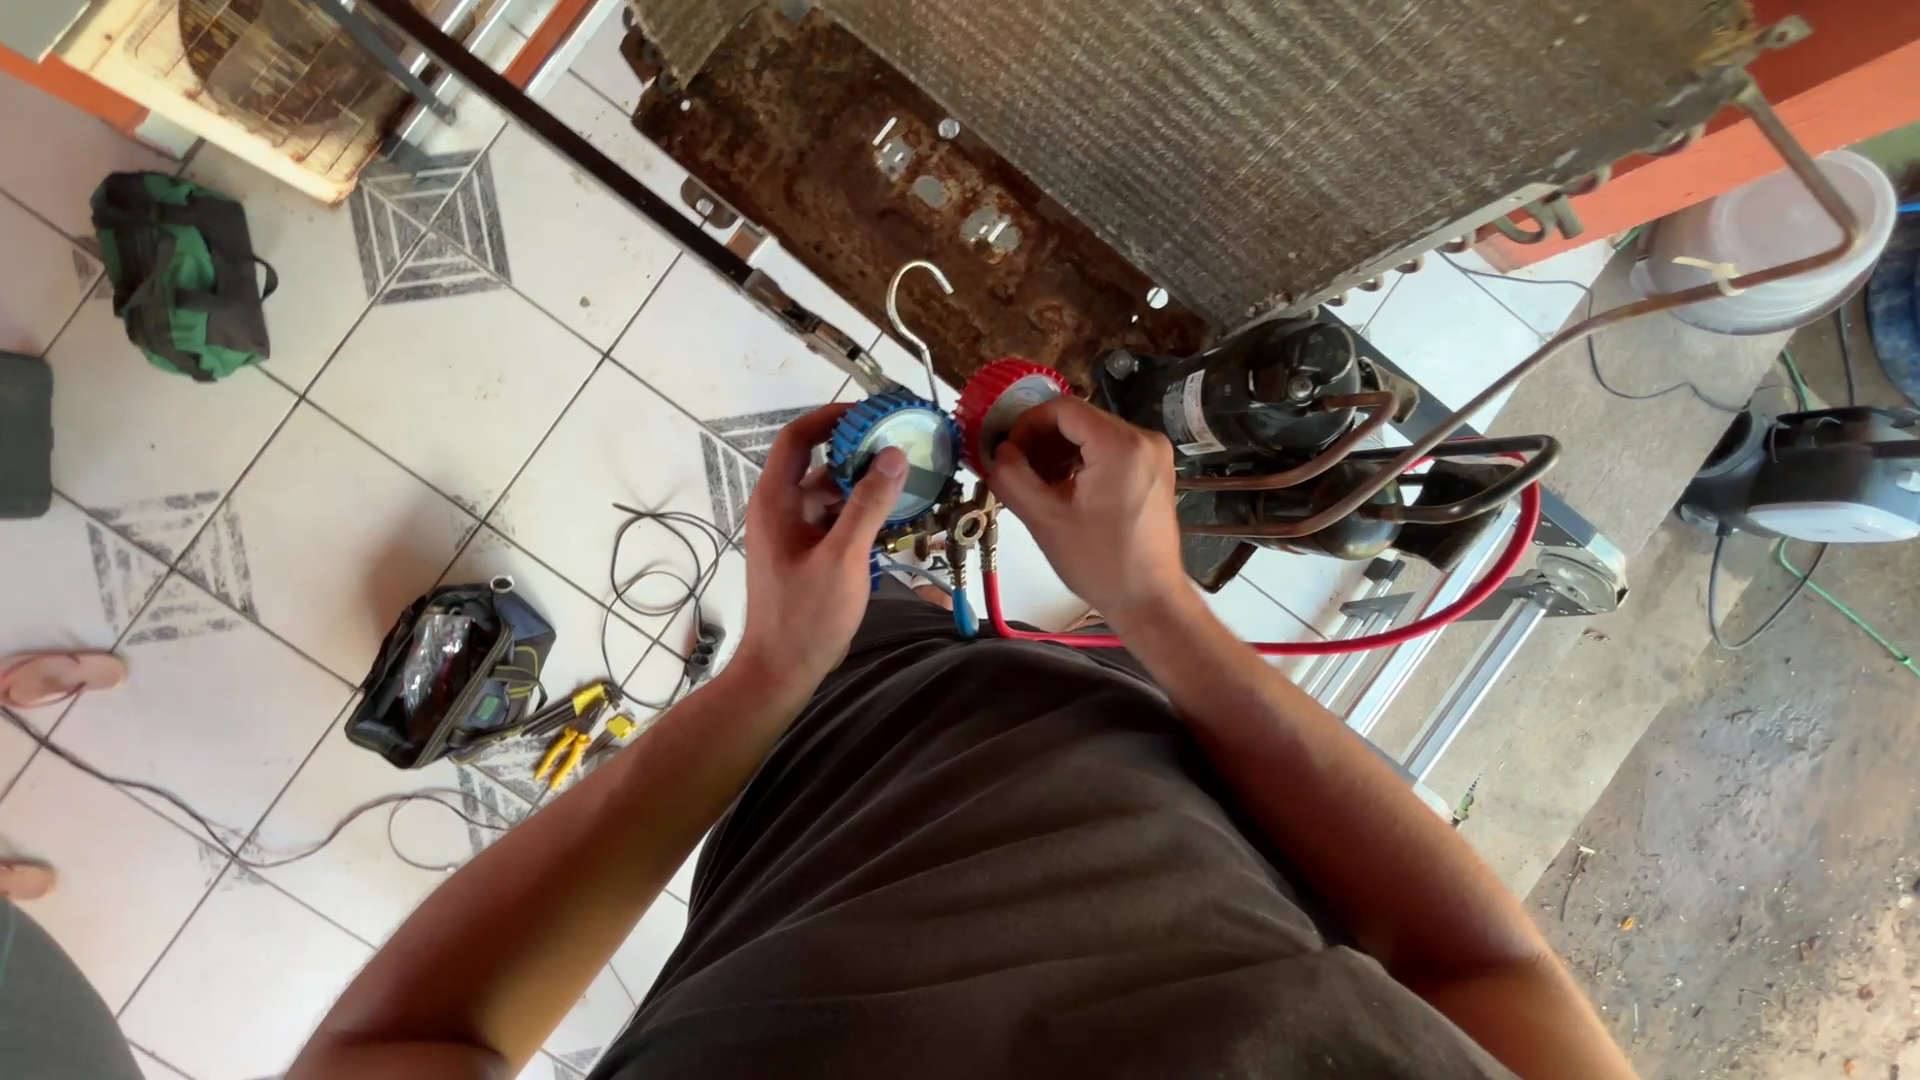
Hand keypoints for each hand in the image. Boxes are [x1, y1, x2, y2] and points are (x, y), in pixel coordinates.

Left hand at [732, 404, 907, 691]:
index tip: (871, 413)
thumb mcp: (843, 557)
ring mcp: (794, 531)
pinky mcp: (808, 552)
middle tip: (902, 445)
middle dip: (859, 452)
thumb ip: (869, 504)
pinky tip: (894, 517)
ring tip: (907, 479)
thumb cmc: (807, 615)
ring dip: (864, 486)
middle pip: (820, 464)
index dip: (831, 417)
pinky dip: (861, 513)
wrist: (783, 668)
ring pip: (831, 493)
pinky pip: (835, 519)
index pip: (798, 438)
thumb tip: (893, 455)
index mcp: (776, 500)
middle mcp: (781, 508)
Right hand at [985, 397, 1188, 628]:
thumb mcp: (1045, 520)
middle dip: (1042, 441)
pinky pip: (1109, 450)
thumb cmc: (1099, 563)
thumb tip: (999, 453)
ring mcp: (1153, 454)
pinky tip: (1064, 491)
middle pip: (1079, 420)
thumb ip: (1013, 478)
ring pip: (1092, 434)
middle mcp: (1143, 439)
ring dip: (1059, 453)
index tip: (1008, 454)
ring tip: (1039, 486)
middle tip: (1019, 473)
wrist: (1149, 599)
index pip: (1062, 408)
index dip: (1027, 425)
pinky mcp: (1155, 470)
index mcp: (1120, 445)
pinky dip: (1082, 462)